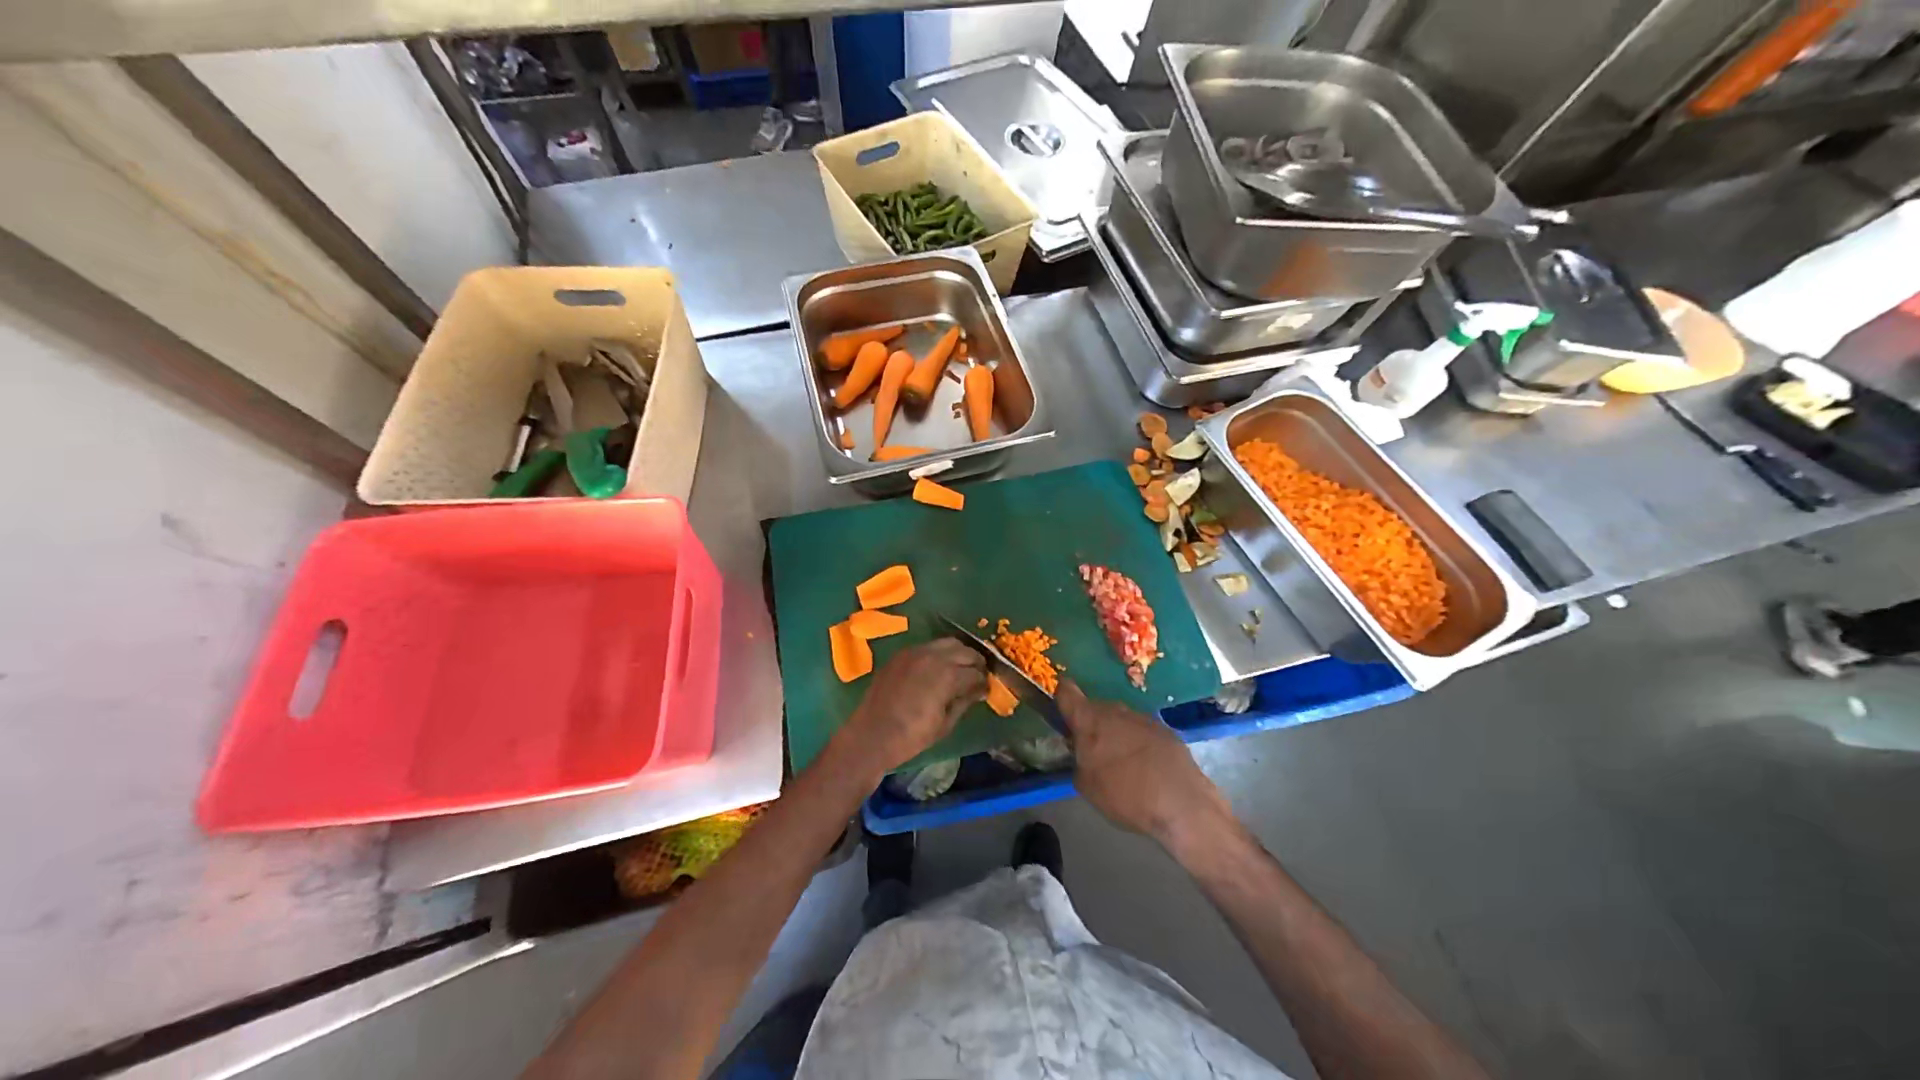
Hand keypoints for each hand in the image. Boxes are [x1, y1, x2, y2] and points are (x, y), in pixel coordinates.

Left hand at [837, 639, 986, 771]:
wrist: (871, 735)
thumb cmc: (911, 736)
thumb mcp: (945, 724)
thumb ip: (964, 702)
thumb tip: (978, 691)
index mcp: (947, 675)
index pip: (976, 673)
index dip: (983, 683)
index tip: (985, 691)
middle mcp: (933, 656)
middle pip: (965, 651)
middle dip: (975, 663)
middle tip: (977, 678)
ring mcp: (915, 652)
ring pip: (947, 643)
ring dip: (958, 654)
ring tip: (960, 670)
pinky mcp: (901, 654)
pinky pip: (927, 647)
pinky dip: (939, 653)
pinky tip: (938, 668)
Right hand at [1058, 679, 1234, 845]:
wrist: (1182, 804)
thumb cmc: (1126, 795)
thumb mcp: (1086, 786)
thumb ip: (1078, 762)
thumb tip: (1083, 754)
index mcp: (1090, 720)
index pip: (1066, 692)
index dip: (1060, 696)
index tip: (1058, 709)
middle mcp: (1116, 711)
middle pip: (1095, 708)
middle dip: (1090, 724)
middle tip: (1090, 750)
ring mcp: (1144, 718)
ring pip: (1120, 719)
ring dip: (1116, 734)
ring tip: (1120, 763)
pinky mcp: (1166, 731)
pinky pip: (1142, 731)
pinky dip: (1138, 743)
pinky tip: (1145, 768)